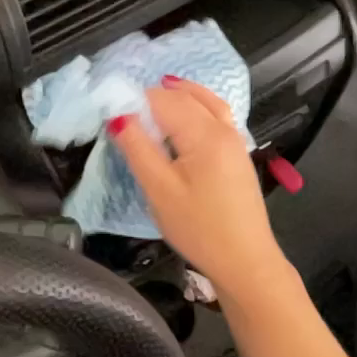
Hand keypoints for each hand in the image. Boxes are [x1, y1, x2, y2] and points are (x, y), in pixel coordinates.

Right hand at [109, 77, 290, 296]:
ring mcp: (235, 141)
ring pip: (205, 102)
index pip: (163, 101)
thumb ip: (137, 148)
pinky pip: (216, 116)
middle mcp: (224, 129)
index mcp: (204, 134)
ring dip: (179, 96)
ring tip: (153, 98)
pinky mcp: (238, 154)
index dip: (135, 102)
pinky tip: (184, 117)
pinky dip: (197, 106)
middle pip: (185, 98)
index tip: (111, 115)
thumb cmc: (198, 228)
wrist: (245, 260)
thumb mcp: (159, 190)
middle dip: (155, 97)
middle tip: (124, 110)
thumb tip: (118, 116)